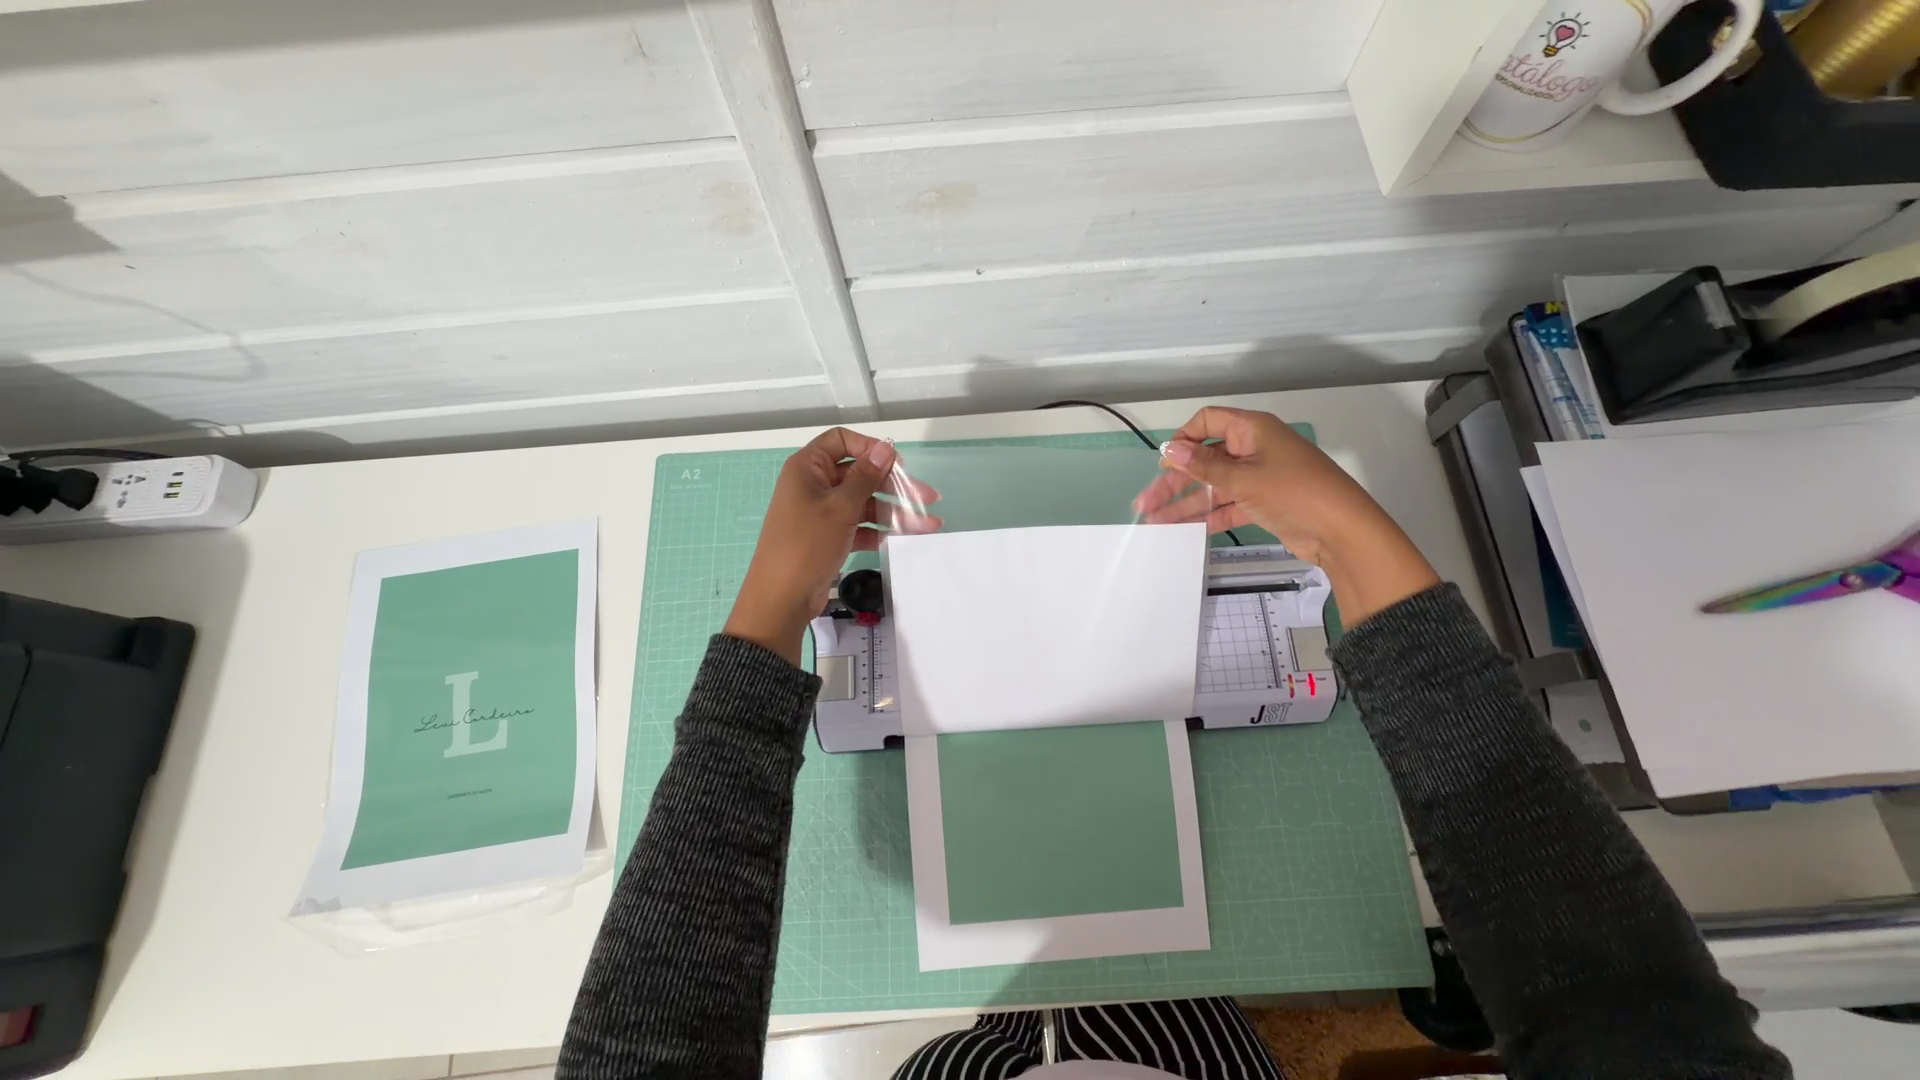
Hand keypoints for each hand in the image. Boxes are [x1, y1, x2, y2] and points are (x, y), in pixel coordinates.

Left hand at [725, 428, 940, 664]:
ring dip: (894, 512)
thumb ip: (865, 476)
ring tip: (929, 525)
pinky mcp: (829, 537)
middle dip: (894, 486)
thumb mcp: (840, 507)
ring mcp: (822, 513)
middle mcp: (814, 485)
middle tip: (929, 497)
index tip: (898, 464)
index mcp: (808, 468)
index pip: (842, 441)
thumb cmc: (806, 545)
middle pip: (860, 474)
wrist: (780, 599)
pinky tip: (906, 538)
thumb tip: (885, 448)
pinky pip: (859, 526)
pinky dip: (880, 531)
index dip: (871, 448)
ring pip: (864, 503)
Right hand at [1132, 406, 1437, 623]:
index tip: (1163, 462)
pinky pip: (1225, 505)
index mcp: (1251, 429)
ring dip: (1185, 503)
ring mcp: (1257, 477)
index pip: (1207, 422)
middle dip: (1175, 481)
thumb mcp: (1243, 478)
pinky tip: (1181, 529)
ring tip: (1154, 522)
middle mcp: (1252, 448)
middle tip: (1145, 504)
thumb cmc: (1294, 492)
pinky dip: (1205, 516)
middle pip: (1204, 459)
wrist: (1342, 531)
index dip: (1182, 439)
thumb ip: (1203, 467)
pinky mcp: (1261, 503)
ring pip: (1212, 486)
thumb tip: (1169, 449)